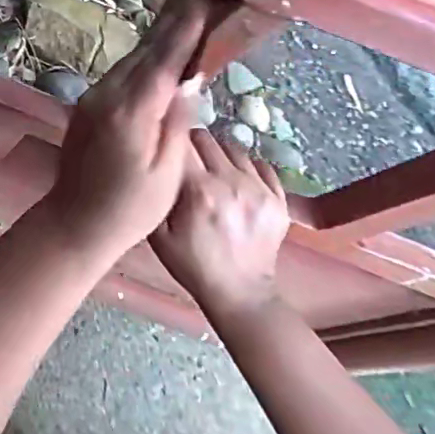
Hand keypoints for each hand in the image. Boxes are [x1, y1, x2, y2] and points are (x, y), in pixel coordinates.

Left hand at [37, 0, 212, 256]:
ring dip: (157, 35)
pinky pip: (121, 73)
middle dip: (172, 19)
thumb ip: (177, 121)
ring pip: (131, 59)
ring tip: (182, 8)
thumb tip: (190, 79)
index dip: (185, 27)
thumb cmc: (131, 209)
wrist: (74, 222)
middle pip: (145, 49)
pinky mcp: (87, 104)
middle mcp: (108, 94)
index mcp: (131, 110)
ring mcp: (93, 97)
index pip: (164, 59)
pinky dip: (143, 57)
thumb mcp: (166, 171)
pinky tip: (157, 49)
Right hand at [150, 128, 290, 317]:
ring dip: (218, 155)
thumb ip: (155, 195)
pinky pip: (260, 164)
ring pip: (233, 148)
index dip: (169, 143)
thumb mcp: (159, 235)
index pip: (181, 143)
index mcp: (200, 191)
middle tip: (186, 163)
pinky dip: (246, 167)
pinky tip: (236, 181)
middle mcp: (232, 183)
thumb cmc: (193, 265)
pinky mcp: (279, 199)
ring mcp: (260, 190)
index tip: (165, 151)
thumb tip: (155, 161)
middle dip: (192, 145)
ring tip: (211, 172)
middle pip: (206, 138)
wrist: (240, 295)